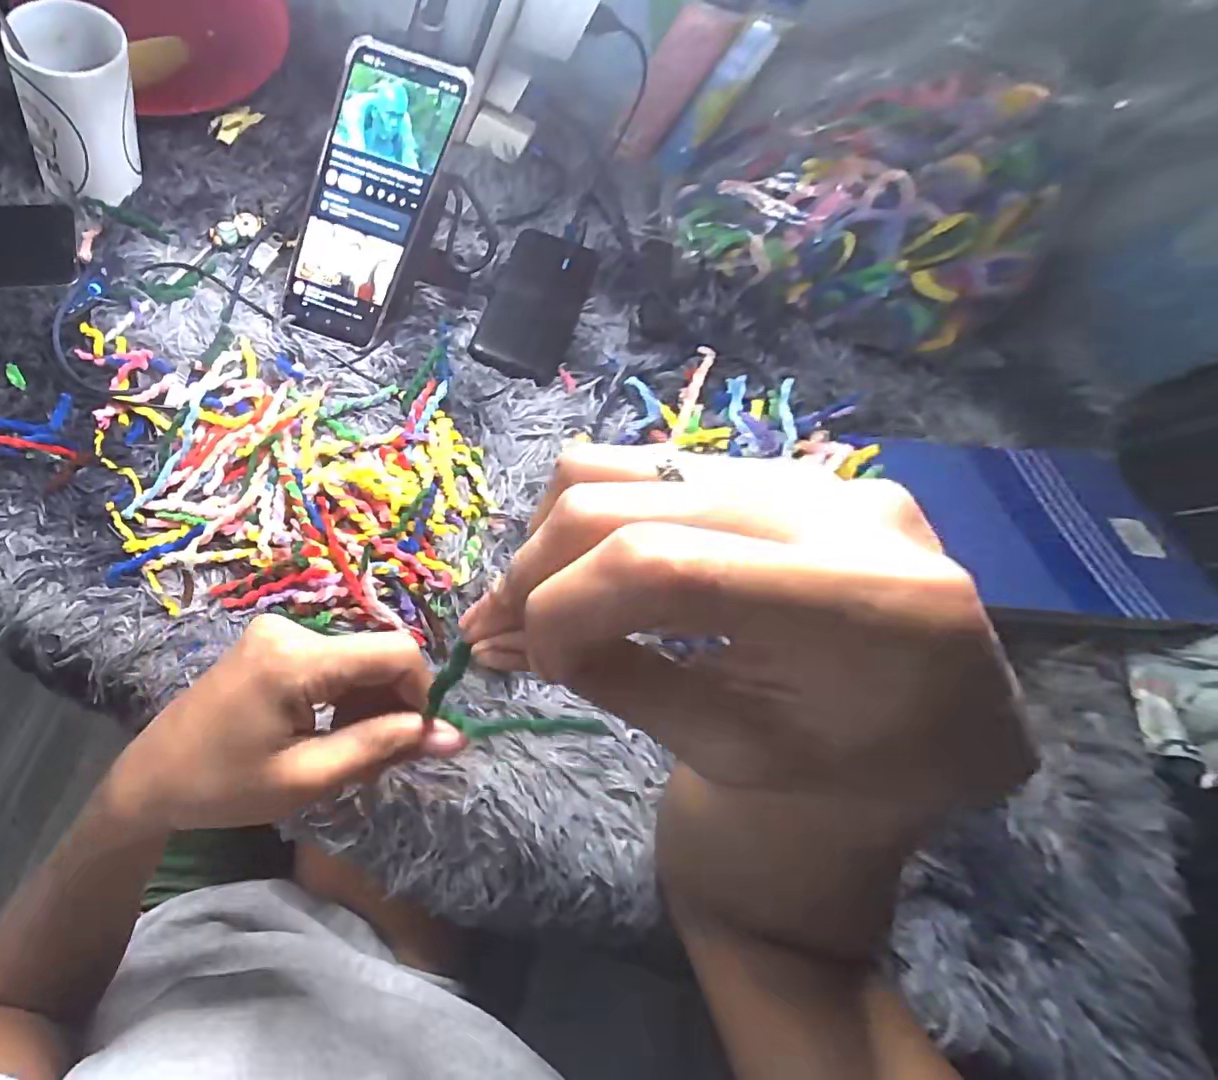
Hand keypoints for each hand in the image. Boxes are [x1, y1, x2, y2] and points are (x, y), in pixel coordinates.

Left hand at [103, 614, 466, 834]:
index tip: (414, 741)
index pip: (395, 650)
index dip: (420, 693)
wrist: (154, 774)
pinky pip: (327, 660)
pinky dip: (339, 694)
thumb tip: (453, 736)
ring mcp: (275, 631)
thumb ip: (382, 748)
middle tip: (372, 761)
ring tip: (342, 753)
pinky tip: (322, 730)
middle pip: (373, 653)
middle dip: (389, 704)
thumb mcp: (308, 777)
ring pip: (353, 658)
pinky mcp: (269, 641)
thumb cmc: (223, 786)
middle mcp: (288, 628)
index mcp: (295, 658)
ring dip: (364, 703)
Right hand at [459, 442, 1033, 954]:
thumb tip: (490, 640)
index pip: (658, 566)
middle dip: (532, 575)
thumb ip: (603, 678)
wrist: (916, 735)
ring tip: (539, 599)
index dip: (564, 609)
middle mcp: (833, 507)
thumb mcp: (719, 747)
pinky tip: (580, 569)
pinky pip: (628, 468)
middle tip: (500, 631)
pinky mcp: (760, 469)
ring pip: (605, 471)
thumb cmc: (834, 771)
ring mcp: (796, 473)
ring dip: (544, 540)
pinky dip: (575, 519)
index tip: (537, 663)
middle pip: (612, 508)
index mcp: (867, 600)